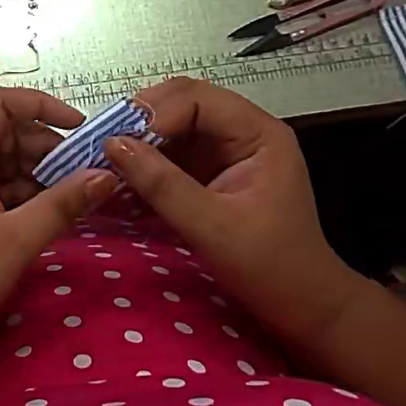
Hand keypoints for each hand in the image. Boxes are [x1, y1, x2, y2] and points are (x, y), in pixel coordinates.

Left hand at [0, 87, 118, 365]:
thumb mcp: (18, 240)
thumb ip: (64, 203)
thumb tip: (107, 176)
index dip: (40, 105)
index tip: (77, 127)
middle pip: (6, 133)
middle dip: (48, 147)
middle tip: (83, 172)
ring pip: (7, 162)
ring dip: (41, 173)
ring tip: (74, 196)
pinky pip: (1, 187)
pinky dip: (28, 194)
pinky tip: (52, 212)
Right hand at [104, 77, 361, 345]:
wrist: (301, 306)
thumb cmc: (269, 267)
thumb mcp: (211, 226)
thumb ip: (161, 183)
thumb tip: (112, 145)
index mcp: (259, 133)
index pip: (198, 99)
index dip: (156, 113)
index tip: (120, 142)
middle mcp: (243, 133)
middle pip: (184, 104)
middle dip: (142, 122)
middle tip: (105, 144)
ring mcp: (227, 152)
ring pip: (173, 129)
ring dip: (140, 143)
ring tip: (106, 161)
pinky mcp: (211, 174)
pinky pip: (172, 156)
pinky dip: (146, 165)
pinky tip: (122, 179)